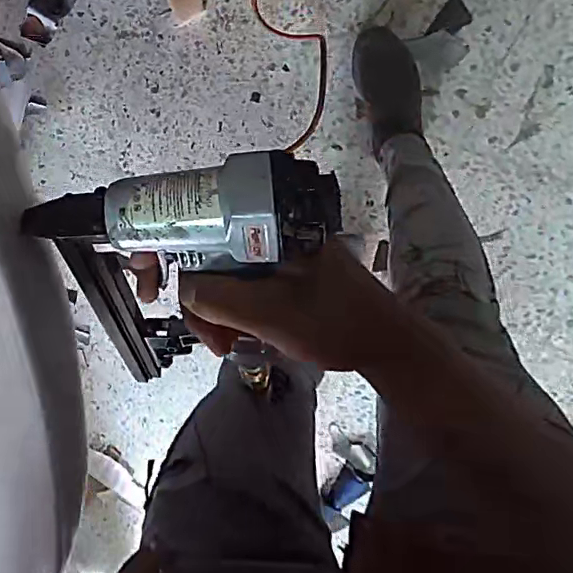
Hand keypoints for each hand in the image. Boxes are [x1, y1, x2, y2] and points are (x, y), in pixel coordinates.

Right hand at [178, 244, 408, 371]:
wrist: (388, 345)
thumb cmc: (337, 325)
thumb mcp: (269, 315)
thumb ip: (219, 300)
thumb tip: (184, 292)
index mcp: (270, 227)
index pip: (204, 238)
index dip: (185, 273)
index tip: (184, 308)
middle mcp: (272, 231)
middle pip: (212, 260)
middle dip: (205, 303)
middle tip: (215, 340)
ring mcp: (280, 251)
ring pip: (228, 276)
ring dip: (221, 312)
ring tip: (231, 342)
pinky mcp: (288, 270)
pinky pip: (247, 284)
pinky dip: (239, 310)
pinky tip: (246, 333)